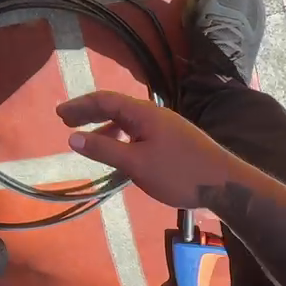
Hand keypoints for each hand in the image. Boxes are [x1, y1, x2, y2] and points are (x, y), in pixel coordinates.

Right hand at [59, 90, 233, 209]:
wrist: (226, 185)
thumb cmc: (179, 173)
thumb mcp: (136, 163)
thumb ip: (104, 149)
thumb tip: (73, 138)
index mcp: (143, 113)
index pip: (105, 100)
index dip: (80, 106)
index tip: (60, 114)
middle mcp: (153, 114)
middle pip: (115, 107)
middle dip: (89, 113)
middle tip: (66, 121)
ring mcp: (165, 127)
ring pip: (127, 121)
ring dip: (104, 127)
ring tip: (88, 141)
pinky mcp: (173, 141)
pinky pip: (138, 132)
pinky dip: (121, 138)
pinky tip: (119, 154)